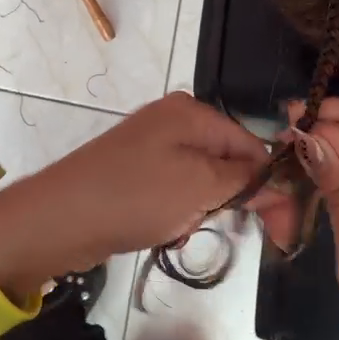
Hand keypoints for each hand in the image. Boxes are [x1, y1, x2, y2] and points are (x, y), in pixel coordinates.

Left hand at [0, 92, 272, 298]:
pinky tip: (162, 228)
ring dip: (199, 209)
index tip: (276, 222)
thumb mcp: (200, 186)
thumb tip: (272, 174)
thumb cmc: (135, 196)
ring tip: (178, 225)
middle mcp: (173, 119)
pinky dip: (175, 212)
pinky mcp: (135, 170)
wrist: (62, 217)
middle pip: (226, 159)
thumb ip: (243, 178)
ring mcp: (151, 144)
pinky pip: (174, 190)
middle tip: (209, 221)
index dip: (266, 181)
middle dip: (227, 196)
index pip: (251, 142)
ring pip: (201, 180)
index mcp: (191, 111)